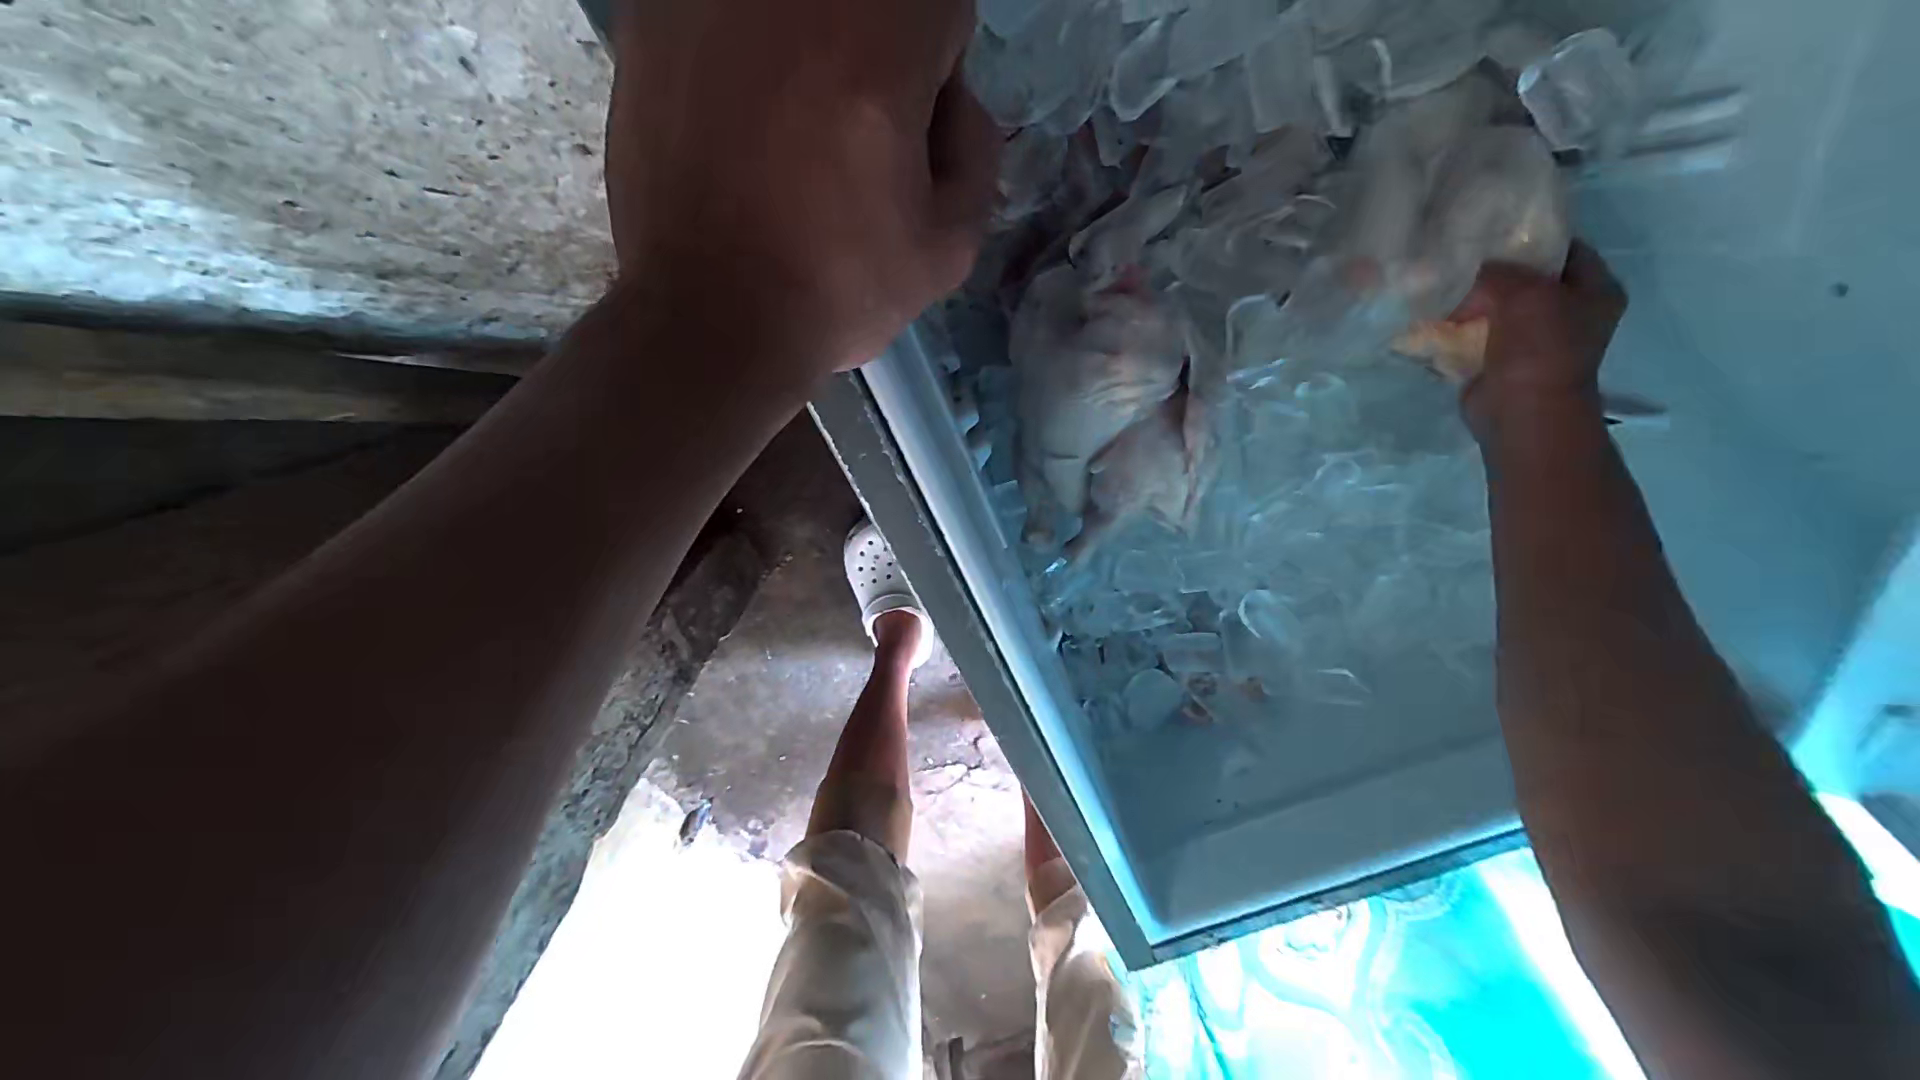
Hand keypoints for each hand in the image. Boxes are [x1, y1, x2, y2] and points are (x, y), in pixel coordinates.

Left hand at [604, 0, 999, 375]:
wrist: (709, 322)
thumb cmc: (836, 292)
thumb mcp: (947, 247)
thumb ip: (976, 151)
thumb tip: (952, 104)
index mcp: (879, 34)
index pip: (943, 4)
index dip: (936, 75)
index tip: (910, 132)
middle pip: (867, 1)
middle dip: (875, 56)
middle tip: (850, 137)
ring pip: (794, 12)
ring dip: (809, 56)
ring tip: (789, 140)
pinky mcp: (650, 22)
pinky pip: (729, 20)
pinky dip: (746, 63)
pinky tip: (738, 133)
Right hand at [1450, 241, 1627, 438]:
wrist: (1520, 409)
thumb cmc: (1540, 347)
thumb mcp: (1525, 294)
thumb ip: (1498, 272)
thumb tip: (1468, 266)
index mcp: (1594, 291)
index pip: (1566, 250)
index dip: (1534, 238)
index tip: (1496, 231)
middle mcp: (1567, 313)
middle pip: (1527, 280)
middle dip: (1494, 272)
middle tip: (1459, 260)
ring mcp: (1532, 340)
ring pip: (1497, 308)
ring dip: (1470, 302)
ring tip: (1440, 287)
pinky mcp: (1500, 361)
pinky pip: (1476, 336)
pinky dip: (1456, 329)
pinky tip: (1435, 319)